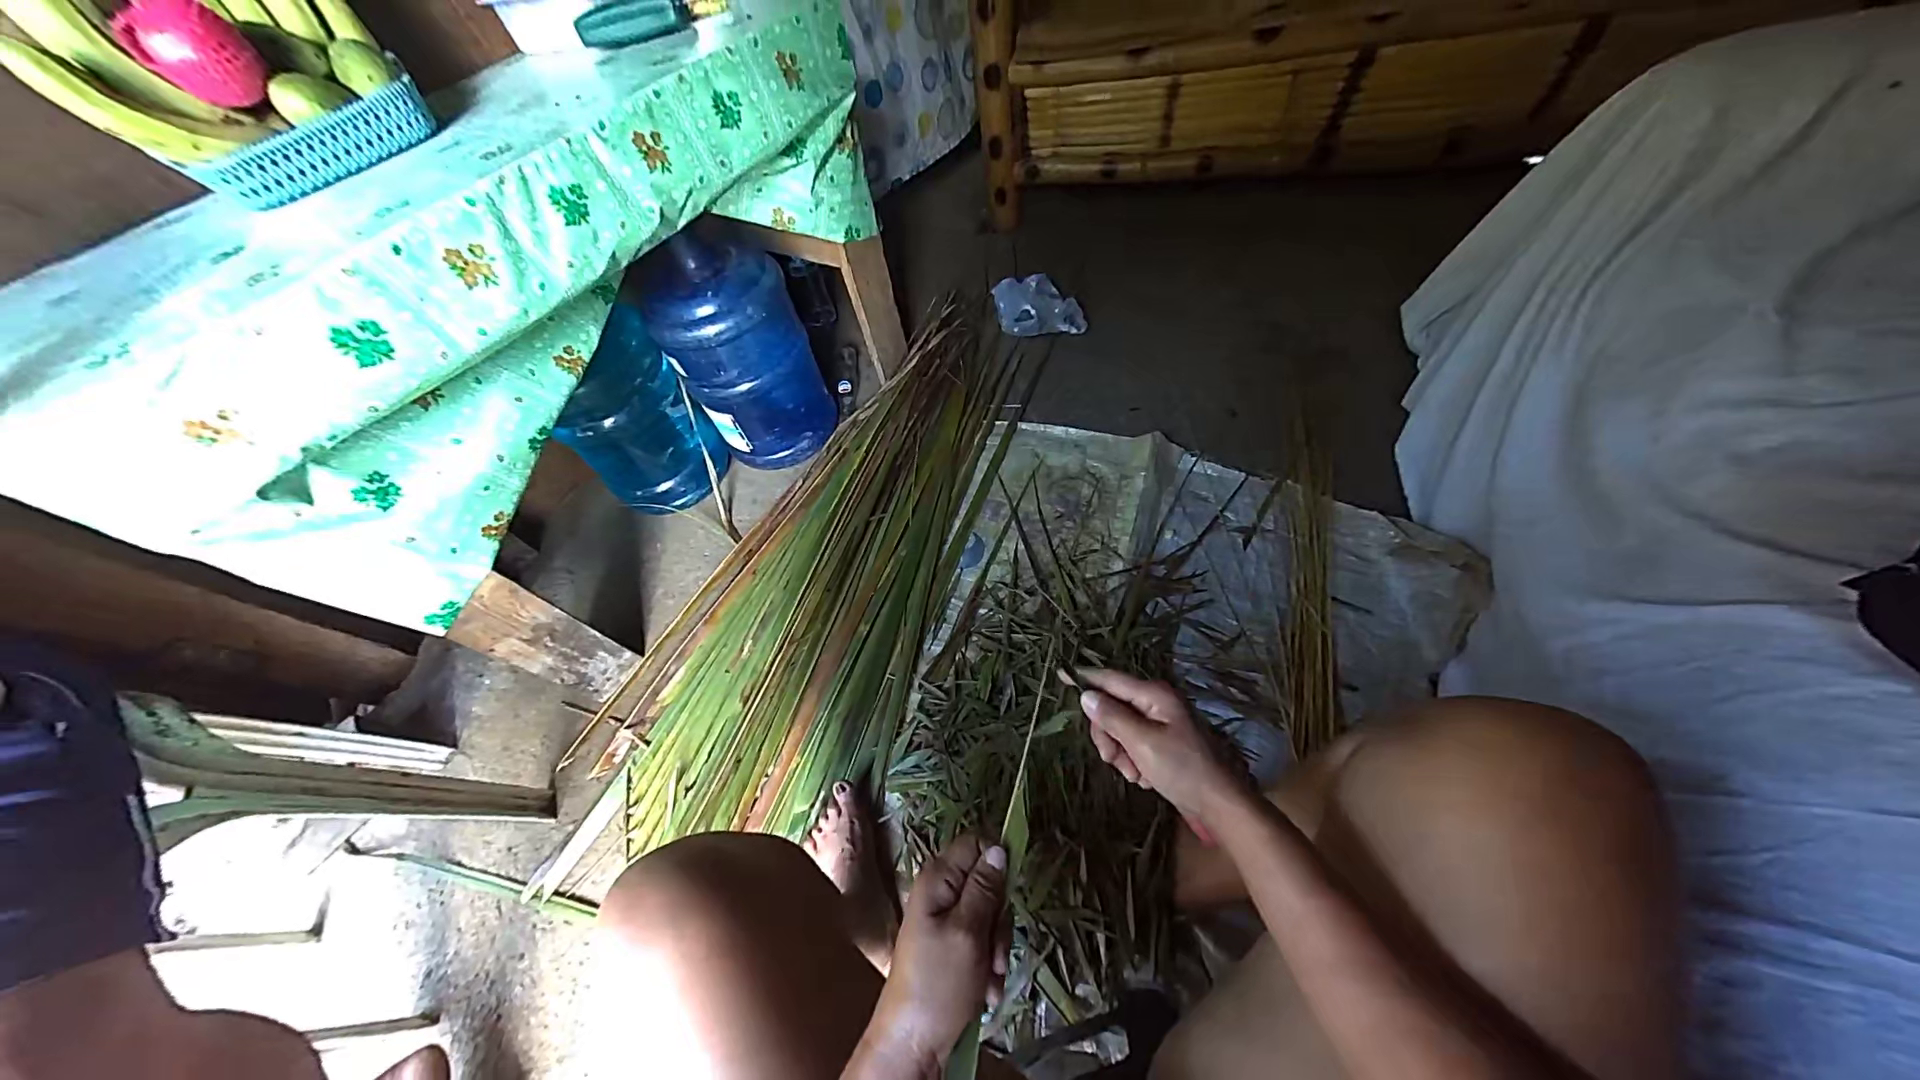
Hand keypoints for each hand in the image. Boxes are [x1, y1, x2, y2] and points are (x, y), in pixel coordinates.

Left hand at [864, 836, 1009, 1069]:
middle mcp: (940, 893)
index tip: (1008, 891)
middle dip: (999, 918)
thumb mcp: (968, 932)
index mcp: (937, 879)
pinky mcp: (953, 947)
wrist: (914, 1046)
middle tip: (994, 950)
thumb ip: (985, 889)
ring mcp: (946, 921)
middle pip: (987, 883)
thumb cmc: (938, 985)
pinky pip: (983, 942)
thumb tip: (999, 847)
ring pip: (990, 915)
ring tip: (989, 977)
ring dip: (997, 948)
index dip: (997, 861)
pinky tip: (985, 990)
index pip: (974, 843)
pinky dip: (989, 965)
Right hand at [1076, 669, 1244, 829]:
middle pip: (1111, 707)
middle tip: (1112, 758)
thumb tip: (1086, 695)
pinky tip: (1144, 778)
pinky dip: (1132, 761)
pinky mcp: (1162, 745)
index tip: (1060, 674)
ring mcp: (1160, 724)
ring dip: (1119, 753)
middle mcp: (1156, 704)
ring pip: (1119, 730)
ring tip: (1134, 773)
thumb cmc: (1182, 769)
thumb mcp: (1141, 742)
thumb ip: (1112, 717)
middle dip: (1106, 734)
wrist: (1219, 806)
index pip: (1110, 679)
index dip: (1084, 679)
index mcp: (1154, 695)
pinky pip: (1133, 745)